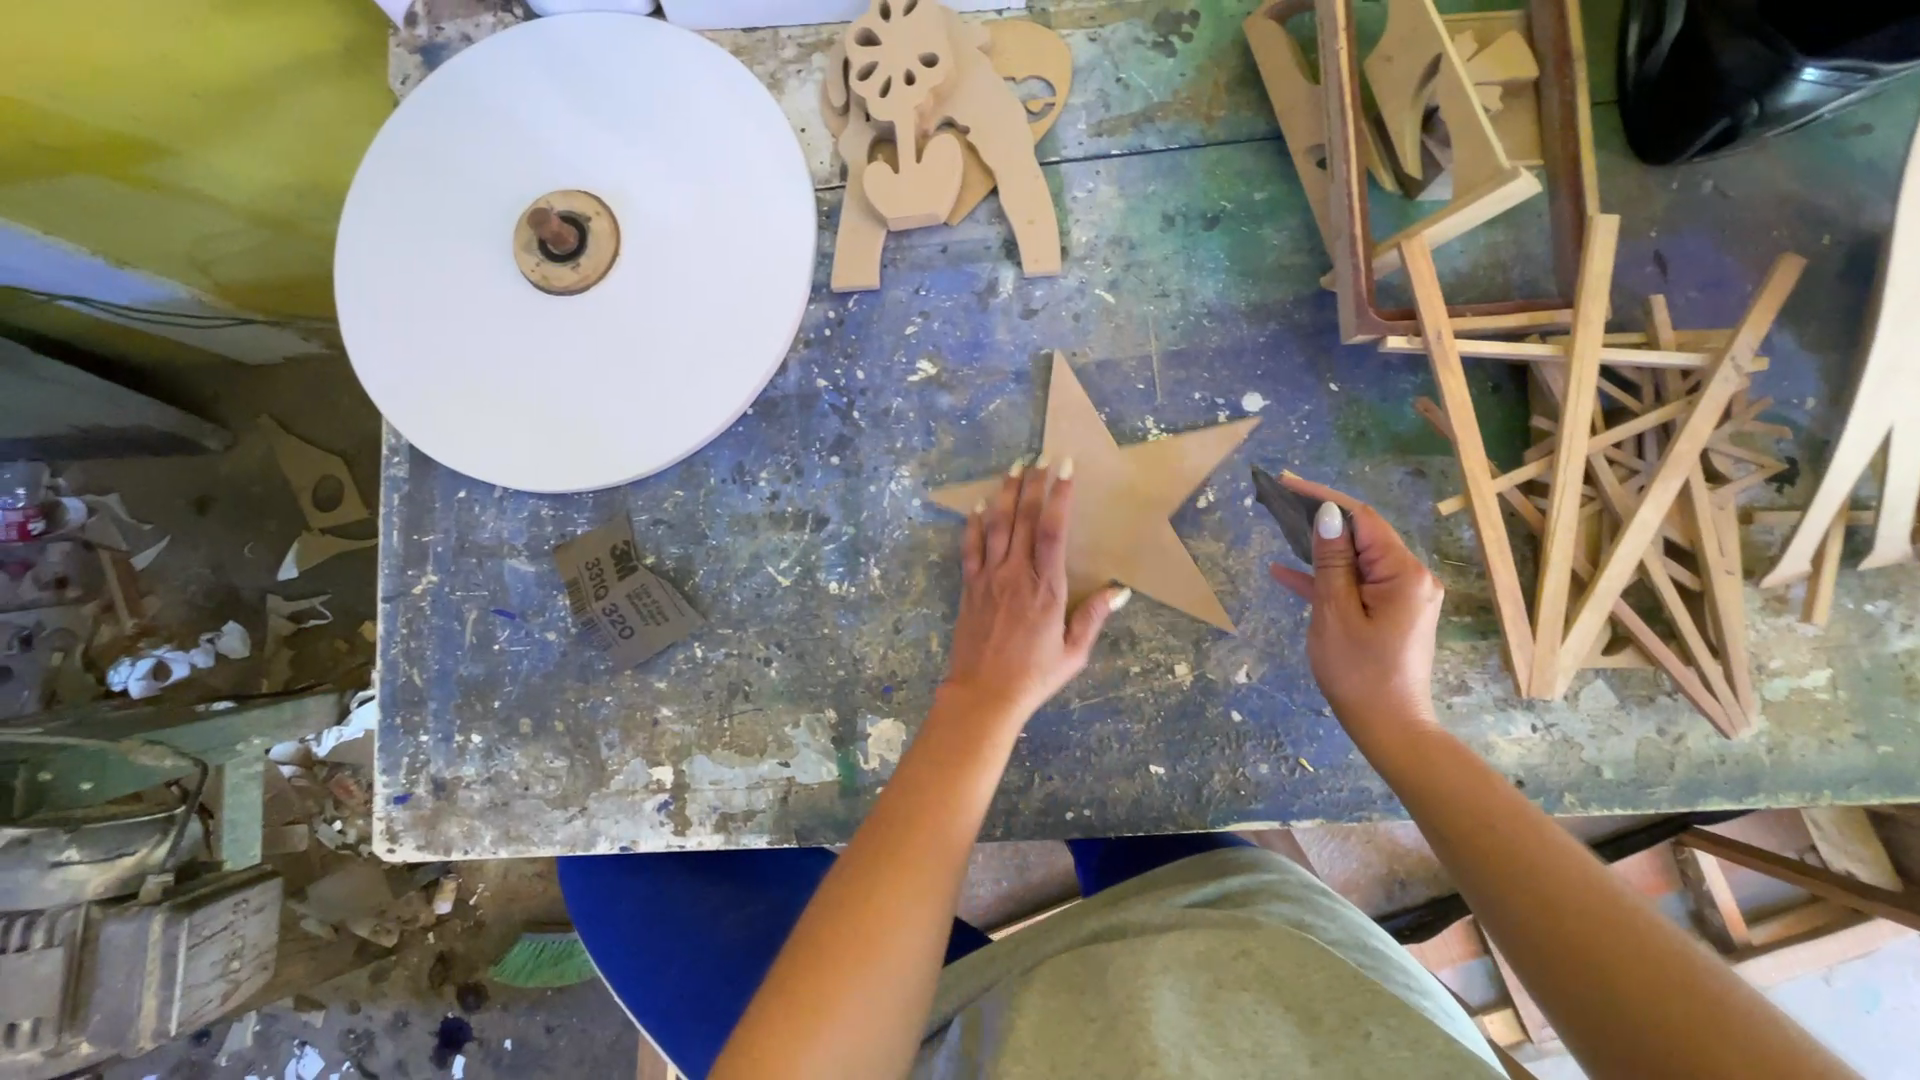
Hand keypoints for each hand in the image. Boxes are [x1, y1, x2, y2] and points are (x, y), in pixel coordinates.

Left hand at [940, 458, 1127, 726]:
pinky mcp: (969, 588)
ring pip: (996, 525)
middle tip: (1041, 457)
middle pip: (1024, 518)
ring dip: (1005, 493)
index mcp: (1046, 588)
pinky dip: (975, 524)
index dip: (1059, 495)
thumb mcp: (1073, 653)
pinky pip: (971, 548)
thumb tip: (1119, 591)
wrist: (983, 695)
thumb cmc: (1033, 677)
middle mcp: (1016, 574)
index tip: (1066, 469)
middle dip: (1034, 483)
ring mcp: (988, 578)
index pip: (1053, 530)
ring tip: (1013, 467)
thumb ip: (1093, 617)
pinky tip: (980, 507)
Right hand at [1267, 473, 1442, 742]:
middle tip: (1278, 503)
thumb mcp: (1335, 614)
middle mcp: (1411, 577)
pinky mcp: (1391, 612)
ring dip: (1320, 549)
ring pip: (1356, 560)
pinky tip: (1287, 573)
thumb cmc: (1359, 672)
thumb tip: (1327, 514)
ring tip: (1280, 530)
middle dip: (1321, 520)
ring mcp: (1403, 596)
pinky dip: (1327, 580)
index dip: (1324, 498)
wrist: (1389, 727)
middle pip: (1362, 536)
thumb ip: (1331, 562)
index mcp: (1404, 573)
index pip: (1362, 519)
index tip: (1288, 484)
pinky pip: (1356, 585)